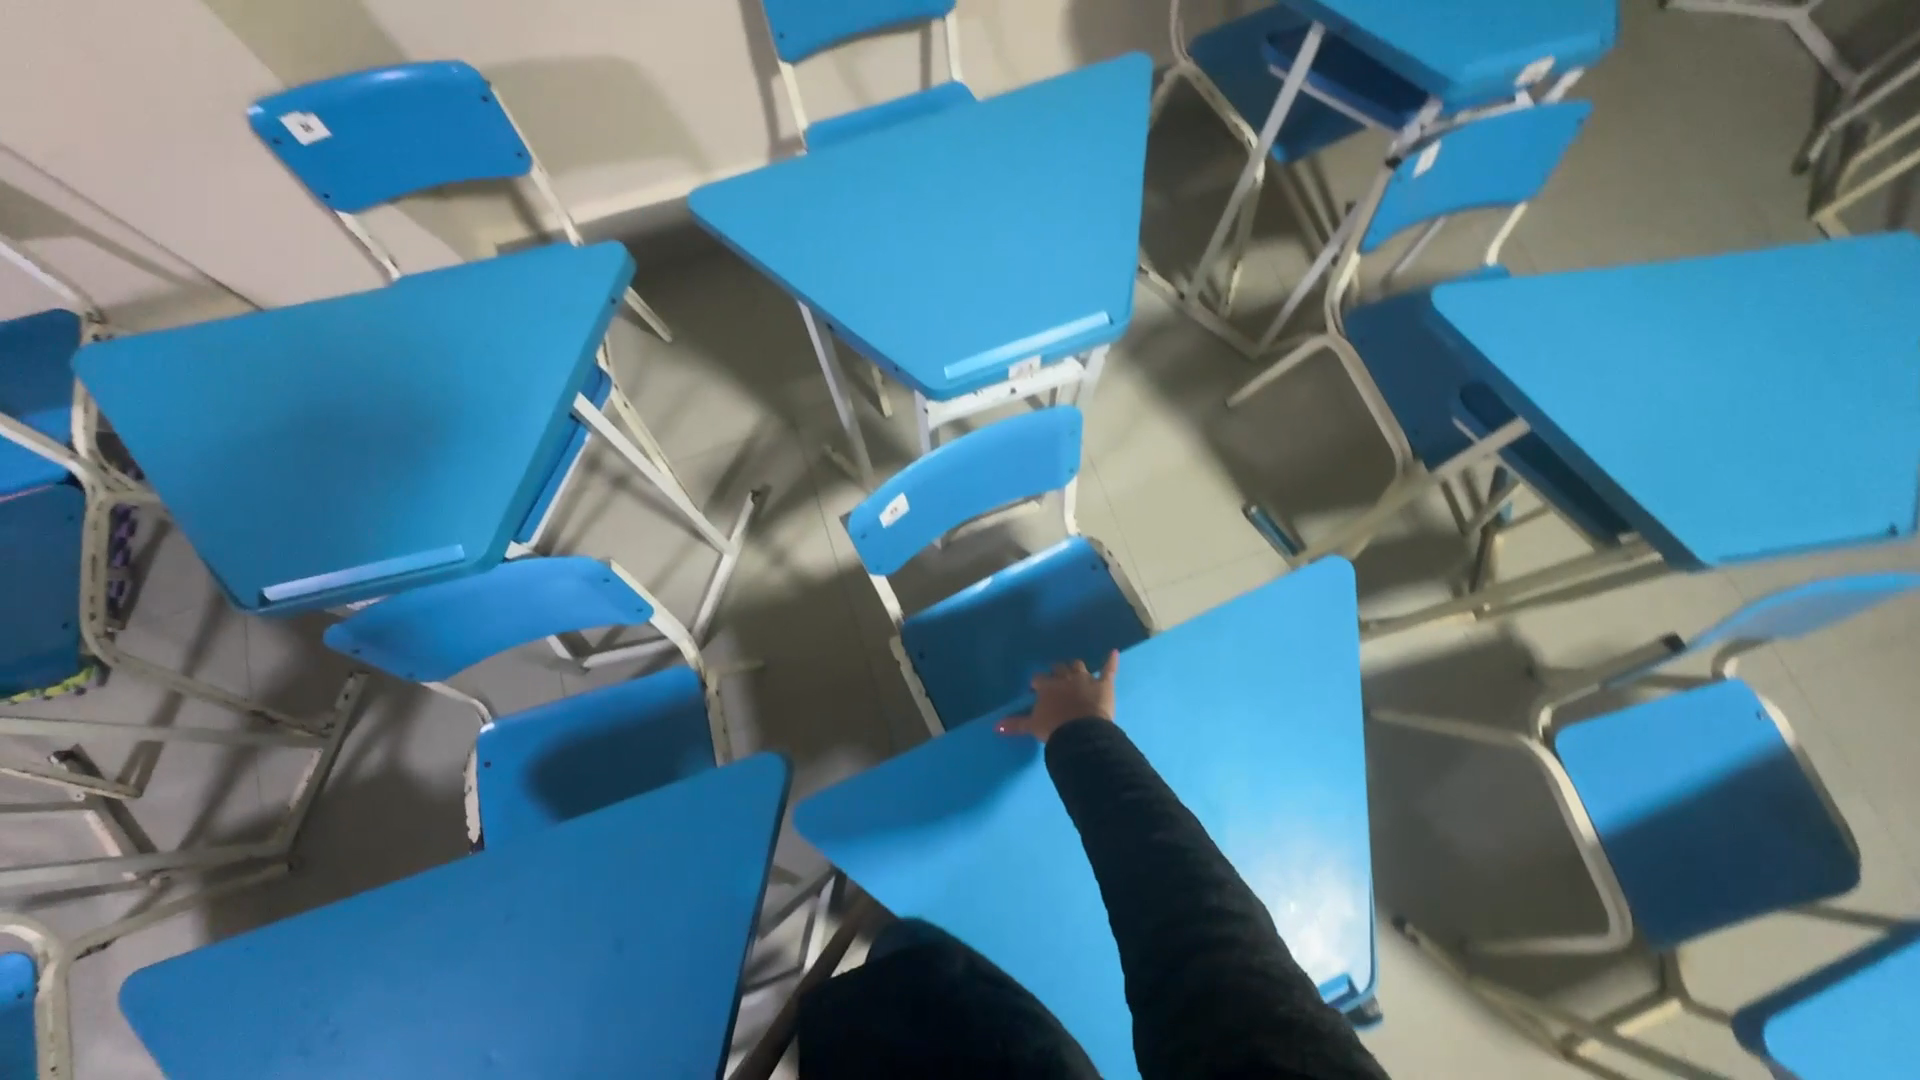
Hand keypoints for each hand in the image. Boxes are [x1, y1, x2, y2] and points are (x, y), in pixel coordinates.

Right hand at [997, 651, 1118, 742]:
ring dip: (1076, 667)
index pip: (1039, 679)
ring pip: (1078, 666)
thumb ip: (1015, 724)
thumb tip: (996, 727)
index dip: (1038, 683)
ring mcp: (1085, 679)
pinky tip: (1114, 652)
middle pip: (1059, 668)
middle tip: (1056, 679)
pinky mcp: (1104, 684)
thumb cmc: (1054, 728)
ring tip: (1074, 670)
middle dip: (1057, 672)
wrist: (1081, 733)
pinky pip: (1108, 670)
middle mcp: (1065, 678)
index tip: (1036, 689)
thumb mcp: (1032, 726)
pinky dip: (1111, 661)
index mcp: (1047, 686)